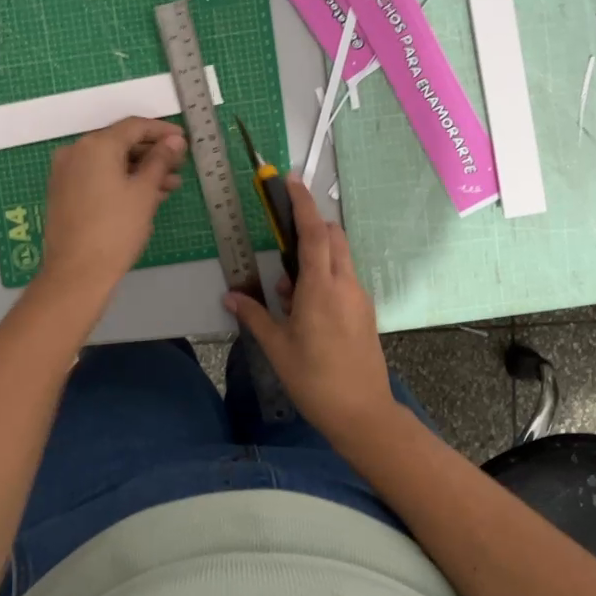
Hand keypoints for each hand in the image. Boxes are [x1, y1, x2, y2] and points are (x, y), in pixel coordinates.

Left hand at [38, 117, 186, 295]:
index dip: (162, 131)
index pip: (134, 126)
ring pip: (110, 162)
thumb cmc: (115, 229)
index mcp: (95, 145)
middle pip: (120, 142)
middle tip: (179, 165)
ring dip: (140, 170)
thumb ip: (160, 160)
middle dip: (152, 153)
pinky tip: (146, 195)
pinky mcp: (64, 192)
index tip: (184, 141)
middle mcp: (76, 151)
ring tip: (171, 185)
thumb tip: (174, 140)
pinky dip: (121, 181)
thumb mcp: (144, 192)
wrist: (76, 273)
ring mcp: (66, 172)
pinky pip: (98, 176)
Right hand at [224, 181, 396, 439]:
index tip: (291, 181)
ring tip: (286, 291)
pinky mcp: (364, 312)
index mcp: (321, 288)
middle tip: (283, 239)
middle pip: (332, 236)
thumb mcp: (277, 347)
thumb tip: (230, 296)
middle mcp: (345, 284)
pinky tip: (304, 309)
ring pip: (339, 258)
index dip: (302, 204)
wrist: (363, 414)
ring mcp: (359, 298)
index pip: (313, 232)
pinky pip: (343, 279)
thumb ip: (254, 315)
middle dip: (310, 226)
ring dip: (314, 257)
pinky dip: (324, 277)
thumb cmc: (314, 380)